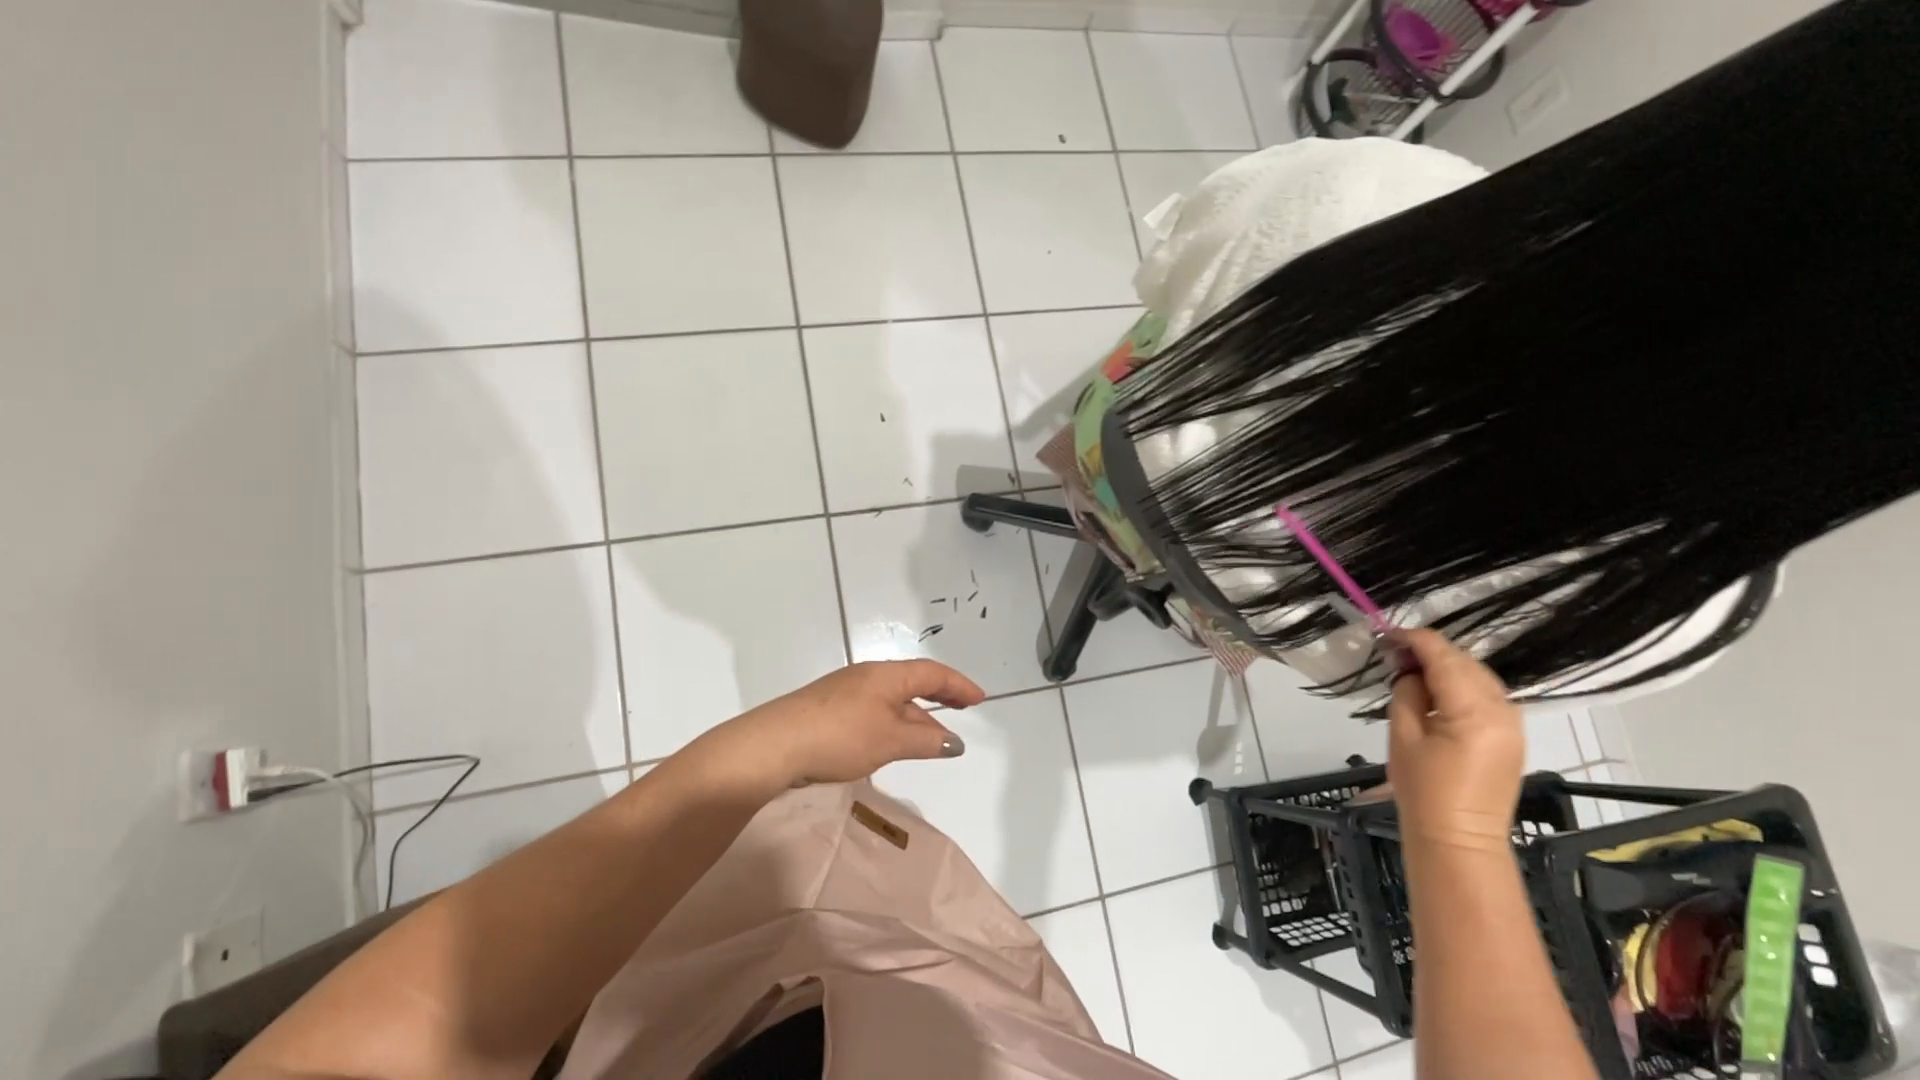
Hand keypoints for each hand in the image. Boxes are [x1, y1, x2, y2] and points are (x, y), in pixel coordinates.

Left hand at [695, 660, 985, 793]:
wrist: (773, 746)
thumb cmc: (839, 737)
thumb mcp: (890, 741)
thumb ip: (926, 741)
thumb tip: (955, 742)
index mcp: (885, 675)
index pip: (932, 673)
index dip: (958, 685)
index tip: (980, 699)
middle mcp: (866, 677)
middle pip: (911, 685)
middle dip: (938, 703)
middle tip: (959, 720)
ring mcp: (844, 694)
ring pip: (890, 702)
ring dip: (913, 720)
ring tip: (928, 744)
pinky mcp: (827, 713)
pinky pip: (872, 714)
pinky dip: (891, 728)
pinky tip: (889, 748)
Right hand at [1386, 629, 1525, 854]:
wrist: (1460, 840)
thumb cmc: (1424, 791)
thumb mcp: (1403, 737)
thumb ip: (1408, 694)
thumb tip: (1411, 671)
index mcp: (1473, 711)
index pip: (1444, 657)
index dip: (1415, 640)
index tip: (1387, 633)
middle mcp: (1502, 710)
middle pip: (1466, 663)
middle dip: (1431, 652)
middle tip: (1395, 654)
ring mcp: (1513, 723)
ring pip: (1479, 677)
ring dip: (1448, 668)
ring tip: (1414, 671)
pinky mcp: (1513, 735)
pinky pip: (1487, 696)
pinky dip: (1462, 686)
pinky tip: (1438, 692)